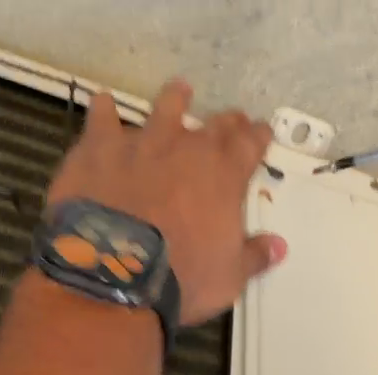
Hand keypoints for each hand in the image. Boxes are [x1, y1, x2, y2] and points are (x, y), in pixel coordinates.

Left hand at [47, 79, 287, 325]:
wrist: (116, 276)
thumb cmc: (183, 279)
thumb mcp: (229, 277)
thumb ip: (253, 256)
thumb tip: (278, 246)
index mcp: (224, 176)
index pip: (250, 145)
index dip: (258, 137)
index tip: (262, 133)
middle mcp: (186, 148)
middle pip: (213, 125)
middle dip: (226, 122)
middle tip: (231, 120)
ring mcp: (141, 144)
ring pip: (163, 110)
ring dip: (174, 100)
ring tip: (180, 92)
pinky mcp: (99, 150)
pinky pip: (102, 119)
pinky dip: (105, 111)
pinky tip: (104, 105)